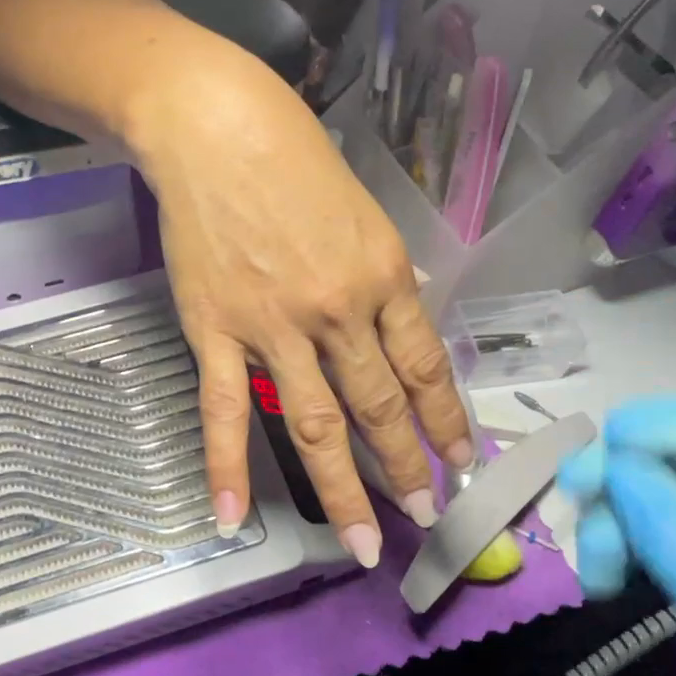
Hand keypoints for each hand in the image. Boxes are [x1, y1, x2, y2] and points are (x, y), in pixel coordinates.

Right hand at [127, 61, 474, 566]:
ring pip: (314, 423)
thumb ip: (382, 274)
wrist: (215, 133)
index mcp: (383, 276)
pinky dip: (228, 463)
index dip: (446, 422)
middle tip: (422, 513)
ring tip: (361, 543)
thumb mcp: (363, 211)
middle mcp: (338, 311)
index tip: (461, 462)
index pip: (426, 368)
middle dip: (405, 467)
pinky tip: (230, 513)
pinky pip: (225, 408)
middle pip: (379, 406)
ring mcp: (274, 327)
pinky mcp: (217, 331)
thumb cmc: (293, 158)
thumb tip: (403, 314)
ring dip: (341, 489)